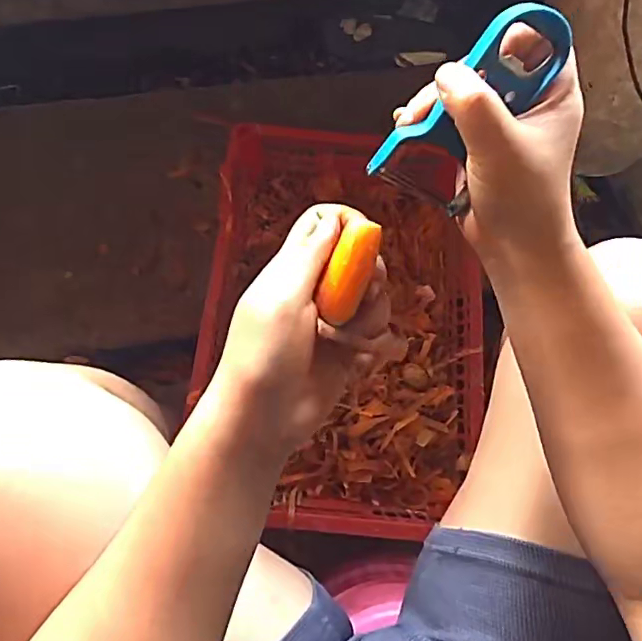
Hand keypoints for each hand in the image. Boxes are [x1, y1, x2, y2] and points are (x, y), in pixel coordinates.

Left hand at [208, 205, 402, 455]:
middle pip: (361, 261)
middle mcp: (316, 290)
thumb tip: (334, 219)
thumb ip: (311, 256)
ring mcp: (334, 321)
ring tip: (344, 341)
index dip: (348, 224)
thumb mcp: (283, 298)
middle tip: (358, 296)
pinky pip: (381, 336)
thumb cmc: (261, 357)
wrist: (261, 421)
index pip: (323, 223)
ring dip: (369, 320)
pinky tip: (356, 361)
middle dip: (369, 277)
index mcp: (293, 268)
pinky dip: (375, 348)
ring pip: (376, 300)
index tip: (363, 241)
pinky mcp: (349, 351)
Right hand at [395, 22, 582, 261]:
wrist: (513, 249)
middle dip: (456, 79)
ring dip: (434, 102)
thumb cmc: (525, 204)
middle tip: (435, 102)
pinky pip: (447, 114)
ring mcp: (500, 119)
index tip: (481, 59)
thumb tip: (447, 74)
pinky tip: (412, 130)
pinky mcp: (475, 137)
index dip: (511, 39)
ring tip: (414, 125)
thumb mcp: (501, 147)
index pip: (540, 40)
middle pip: (487, 62)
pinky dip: (428, 120)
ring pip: (461, 88)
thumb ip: (475, 105)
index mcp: (553, 93)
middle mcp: (528, 101)